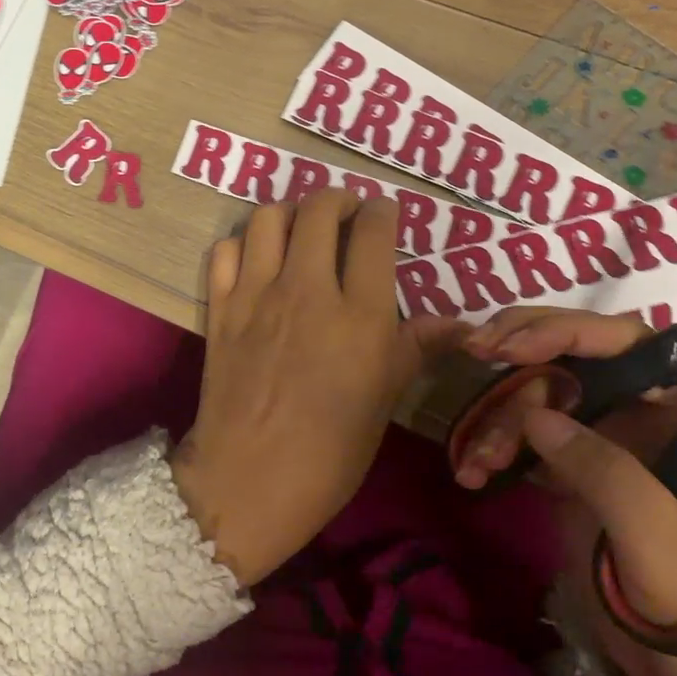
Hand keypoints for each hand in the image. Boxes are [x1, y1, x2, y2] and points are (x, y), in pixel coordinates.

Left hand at [172, 190, 457, 586]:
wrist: (251, 477)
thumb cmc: (331, 451)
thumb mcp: (384, 399)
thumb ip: (414, 348)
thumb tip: (456, 323)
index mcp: (360, 315)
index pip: (374, 234)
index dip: (383, 214)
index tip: (384, 214)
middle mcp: (308, 291)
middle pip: (320, 211)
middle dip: (338, 199)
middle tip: (345, 212)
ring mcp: (257, 295)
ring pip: (268, 218)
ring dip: (288, 212)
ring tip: (300, 228)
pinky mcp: (220, 307)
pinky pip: (225, 251)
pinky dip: (242, 243)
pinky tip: (255, 257)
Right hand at [454, 308, 676, 675]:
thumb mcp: (658, 540)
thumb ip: (605, 469)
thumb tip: (538, 414)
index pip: (634, 344)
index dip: (570, 329)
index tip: (511, 344)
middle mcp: (656, 421)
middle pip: (582, 358)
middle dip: (524, 354)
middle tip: (472, 352)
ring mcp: (618, 448)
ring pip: (548, 396)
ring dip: (502, 416)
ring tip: (476, 459)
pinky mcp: (585, 476)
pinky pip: (534, 438)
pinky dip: (499, 448)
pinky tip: (477, 473)